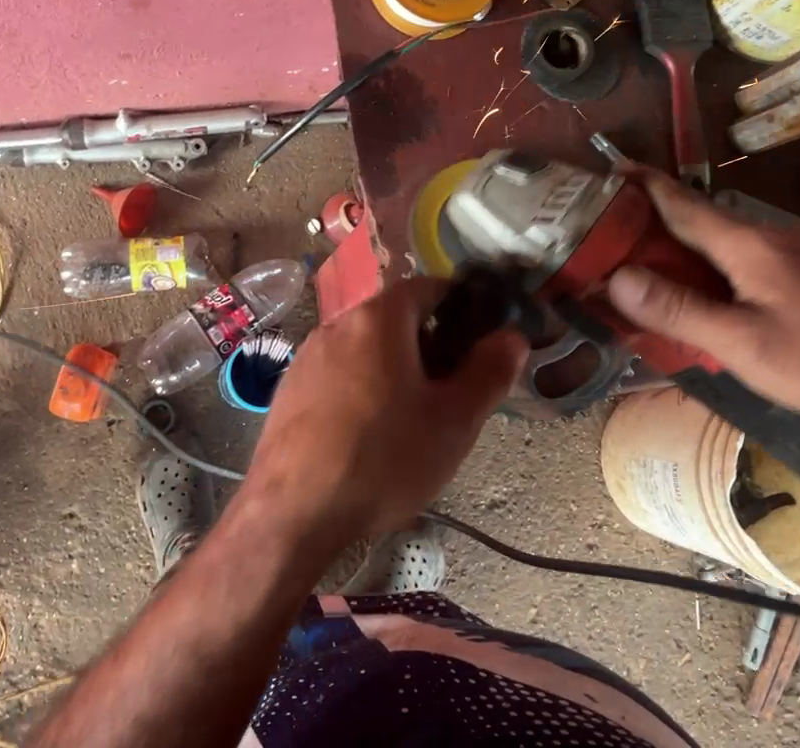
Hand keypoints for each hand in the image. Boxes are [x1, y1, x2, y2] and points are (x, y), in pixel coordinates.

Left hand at [238, 277, 527, 549]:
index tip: (480, 342)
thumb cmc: (384, 460)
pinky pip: (337, 374)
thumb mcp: (454, 422)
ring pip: (364, 348)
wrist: (293, 511)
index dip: (461, 307)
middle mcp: (337, 324)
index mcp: (379, 318)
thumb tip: (511, 336)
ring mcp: (306, 356)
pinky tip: (368, 435)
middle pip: (394, 319)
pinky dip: (361, 388)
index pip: (428, 287)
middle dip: (428, 345)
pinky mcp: (288, 389)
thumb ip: (489, 372)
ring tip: (412, 419)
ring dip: (393, 369)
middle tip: (452, 391)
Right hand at [604, 170, 799, 439]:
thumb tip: (616, 277)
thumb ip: (678, 311)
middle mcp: (779, 236)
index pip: (683, 204)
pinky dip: (726, 270)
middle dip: (658, 226)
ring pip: (735, 245)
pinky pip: (761, 261)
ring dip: (693, 252)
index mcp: (752, 246)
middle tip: (616, 241)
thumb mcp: (744, 346)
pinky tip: (725, 300)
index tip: (611, 167)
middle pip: (706, 223)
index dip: (643, 185)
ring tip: (661, 276)